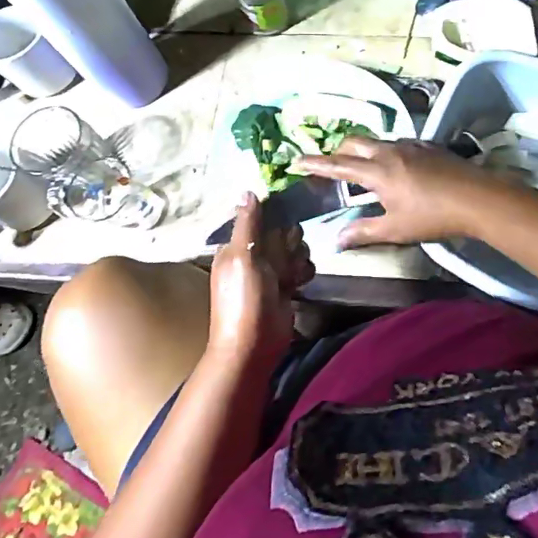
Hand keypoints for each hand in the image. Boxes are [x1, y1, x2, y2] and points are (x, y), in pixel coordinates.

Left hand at [207, 192, 313, 364]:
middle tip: (283, 259)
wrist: (253, 346)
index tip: (284, 226)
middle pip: (283, 232)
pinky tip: (297, 285)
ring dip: (296, 259)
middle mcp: (253, 254)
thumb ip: (248, 224)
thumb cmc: (243, 299)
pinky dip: (301, 274)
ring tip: (289, 276)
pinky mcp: (285, 287)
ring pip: (294, 249)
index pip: (261, 217)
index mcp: (236, 245)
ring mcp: (270, 271)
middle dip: (289, 243)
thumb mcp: (242, 257)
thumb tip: (247, 190)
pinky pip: (301, 267)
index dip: (275, 219)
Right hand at [296, 136, 512, 248]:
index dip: (315, 164)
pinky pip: (397, 143)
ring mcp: (409, 145)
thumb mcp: (396, 229)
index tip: (296, 160)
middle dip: (338, 150)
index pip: (338, 165)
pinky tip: (398, 168)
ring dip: (363, 151)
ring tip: (364, 170)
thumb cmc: (433, 216)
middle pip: (354, 142)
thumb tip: (336, 240)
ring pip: (376, 140)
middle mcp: (389, 151)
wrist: (477, 197)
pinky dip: (386, 152)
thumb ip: (364, 232)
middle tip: (332, 165)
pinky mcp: (427, 145)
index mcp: (377, 171)